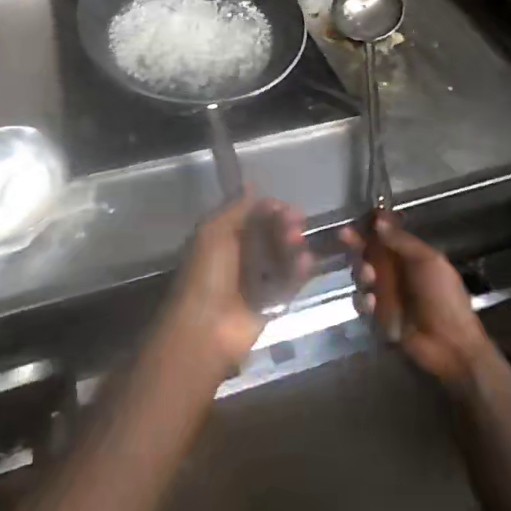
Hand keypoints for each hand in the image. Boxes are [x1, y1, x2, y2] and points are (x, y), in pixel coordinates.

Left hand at [163, 188, 312, 368]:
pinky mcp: (272, 303)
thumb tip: (250, 184)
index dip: (270, 209)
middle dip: (284, 226)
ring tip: (297, 242)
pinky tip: (304, 262)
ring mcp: (257, 280)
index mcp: (224, 237)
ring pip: (282, 256)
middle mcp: (241, 256)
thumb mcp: (214, 231)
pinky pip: (289, 281)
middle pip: (270, 235)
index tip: (285, 207)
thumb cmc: (206, 273)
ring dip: (292, 247)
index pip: (254, 216)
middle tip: (297, 222)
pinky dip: (297, 271)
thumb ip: (236, 208)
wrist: (206, 327)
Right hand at [340, 216, 495, 385]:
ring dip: (361, 272)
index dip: (372, 227)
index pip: (387, 236)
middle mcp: (396, 272)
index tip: (358, 218)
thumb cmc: (444, 298)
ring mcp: (387, 294)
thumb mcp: (428, 262)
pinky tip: (373, 302)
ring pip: (362, 276)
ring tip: (369, 276)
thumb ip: (402, 241)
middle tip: (345, 236)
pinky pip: (363, 302)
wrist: (451, 344)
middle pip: (369, 253)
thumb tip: (378, 220)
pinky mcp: (379, 316)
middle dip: (357, 244)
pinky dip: (364, 300)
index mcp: (411, 256)